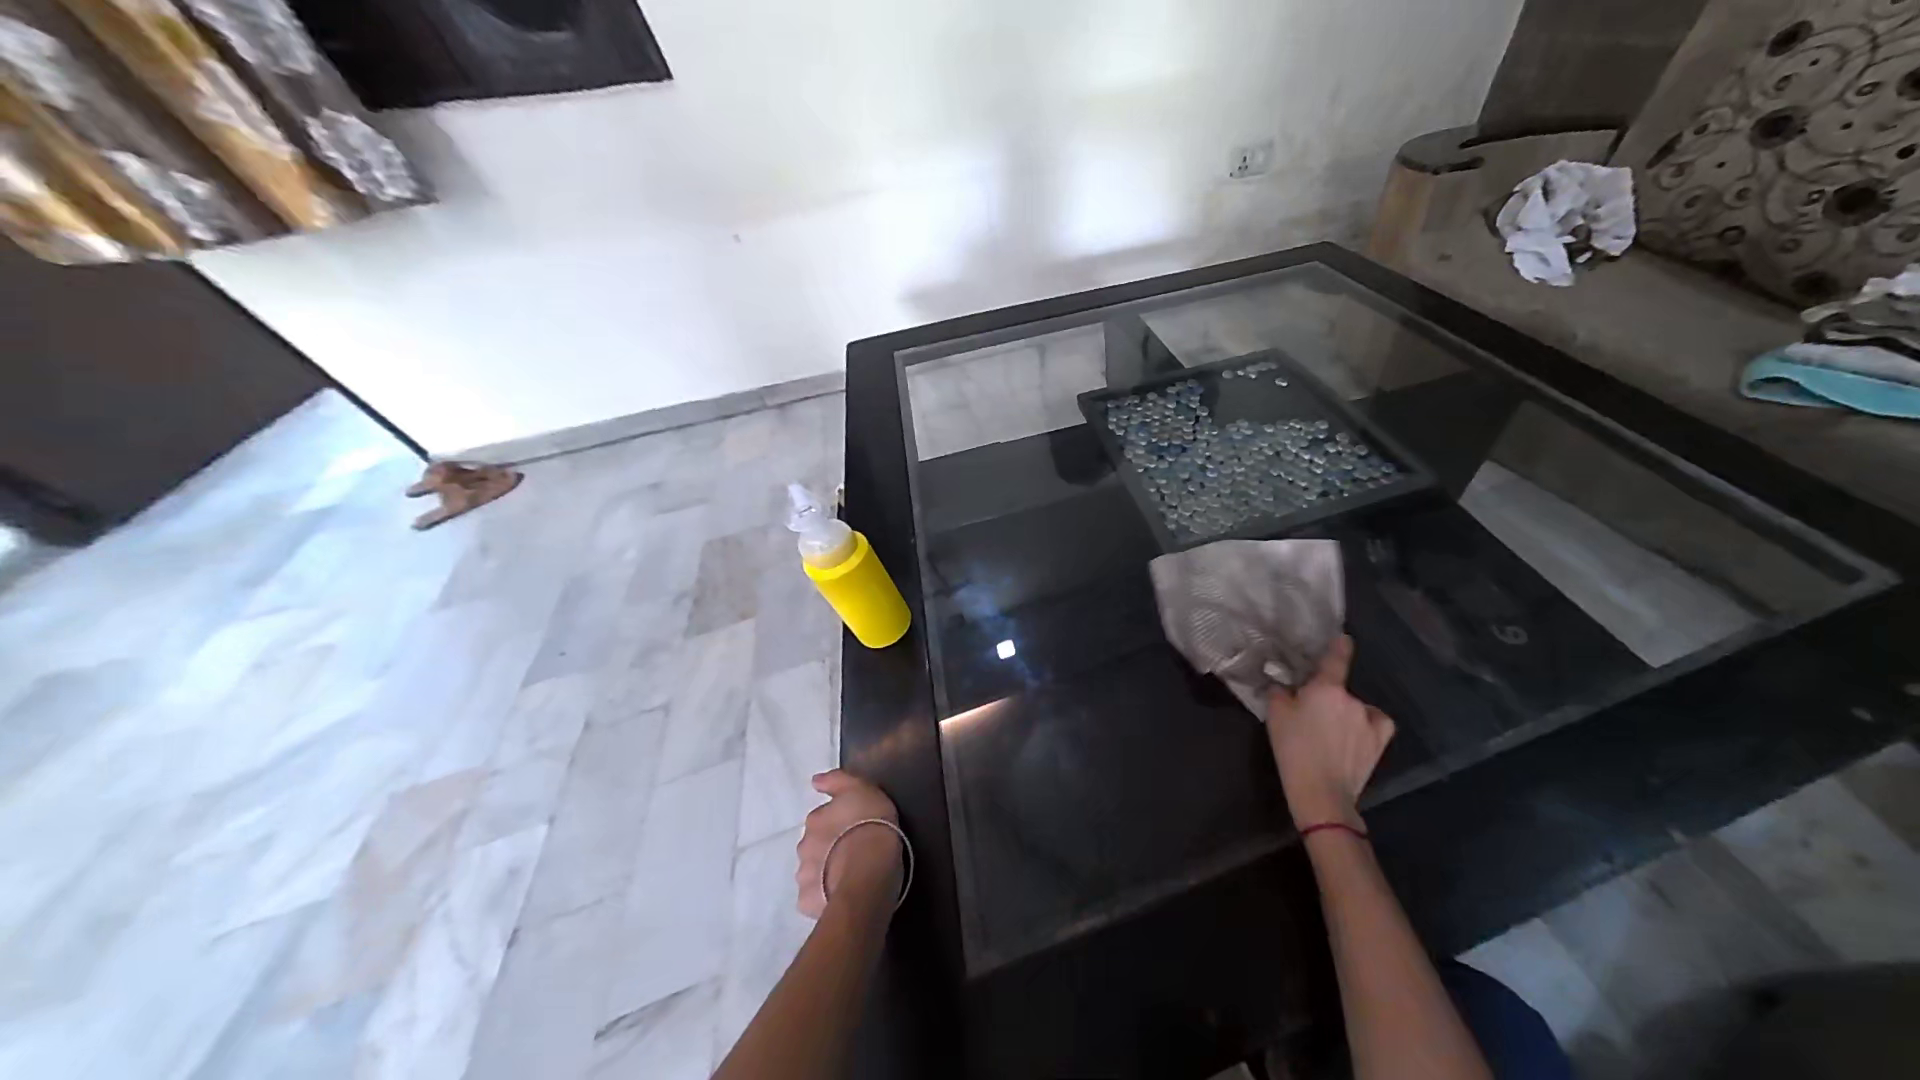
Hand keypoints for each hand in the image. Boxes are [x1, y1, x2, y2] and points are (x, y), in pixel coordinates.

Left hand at [795, 769, 902, 919]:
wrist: (869, 869)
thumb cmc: (870, 823)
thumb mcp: (861, 788)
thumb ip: (837, 781)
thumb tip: (816, 781)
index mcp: (815, 820)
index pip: (821, 819)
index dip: (837, 824)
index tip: (852, 828)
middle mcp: (804, 846)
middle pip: (814, 845)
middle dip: (827, 848)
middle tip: (850, 853)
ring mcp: (804, 876)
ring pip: (813, 872)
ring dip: (825, 872)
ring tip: (848, 876)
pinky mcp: (808, 901)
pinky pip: (814, 898)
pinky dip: (823, 896)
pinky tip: (841, 894)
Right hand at [1266, 635, 1394, 831]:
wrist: (1321, 790)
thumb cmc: (1293, 748)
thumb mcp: (1275, 715)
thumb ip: (1278, 692)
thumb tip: (1283, 683)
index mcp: (1326, 688)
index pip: (1336, 659)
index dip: (1340, 646)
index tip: (1344, 637)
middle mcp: (1352, 699)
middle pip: (1338, 690)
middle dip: (1327, 697)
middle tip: (1310, 715)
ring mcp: (1369, 720)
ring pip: (1355, 707)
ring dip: (1345, 712)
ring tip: (1331, 731)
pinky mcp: (1380, 741)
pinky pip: (1374, 722)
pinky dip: (1366, 723)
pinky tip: (1356, 734)